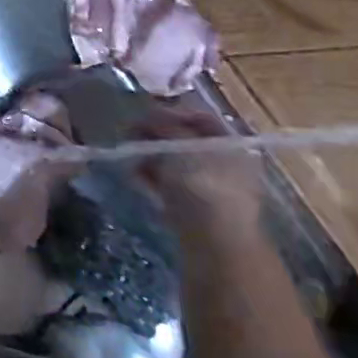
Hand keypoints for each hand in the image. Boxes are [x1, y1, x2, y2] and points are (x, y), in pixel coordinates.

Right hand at [131, 98, 262, 233]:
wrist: (216, 245)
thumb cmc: (202, 183)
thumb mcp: (179, 143)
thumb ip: (162, 124)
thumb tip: (148, 117)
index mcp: (230, 144)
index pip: (197, 117)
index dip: (169, 113)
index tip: (143, 116)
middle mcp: (225, 163)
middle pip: (183, 140)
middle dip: (154, 136)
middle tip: (129, 135)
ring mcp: (212, 189)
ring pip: (174, 163)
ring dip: (150, 156)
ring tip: (128, 157)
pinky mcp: (197, 211)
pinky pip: (171, 185)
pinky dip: (153, 178)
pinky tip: (134, 176)